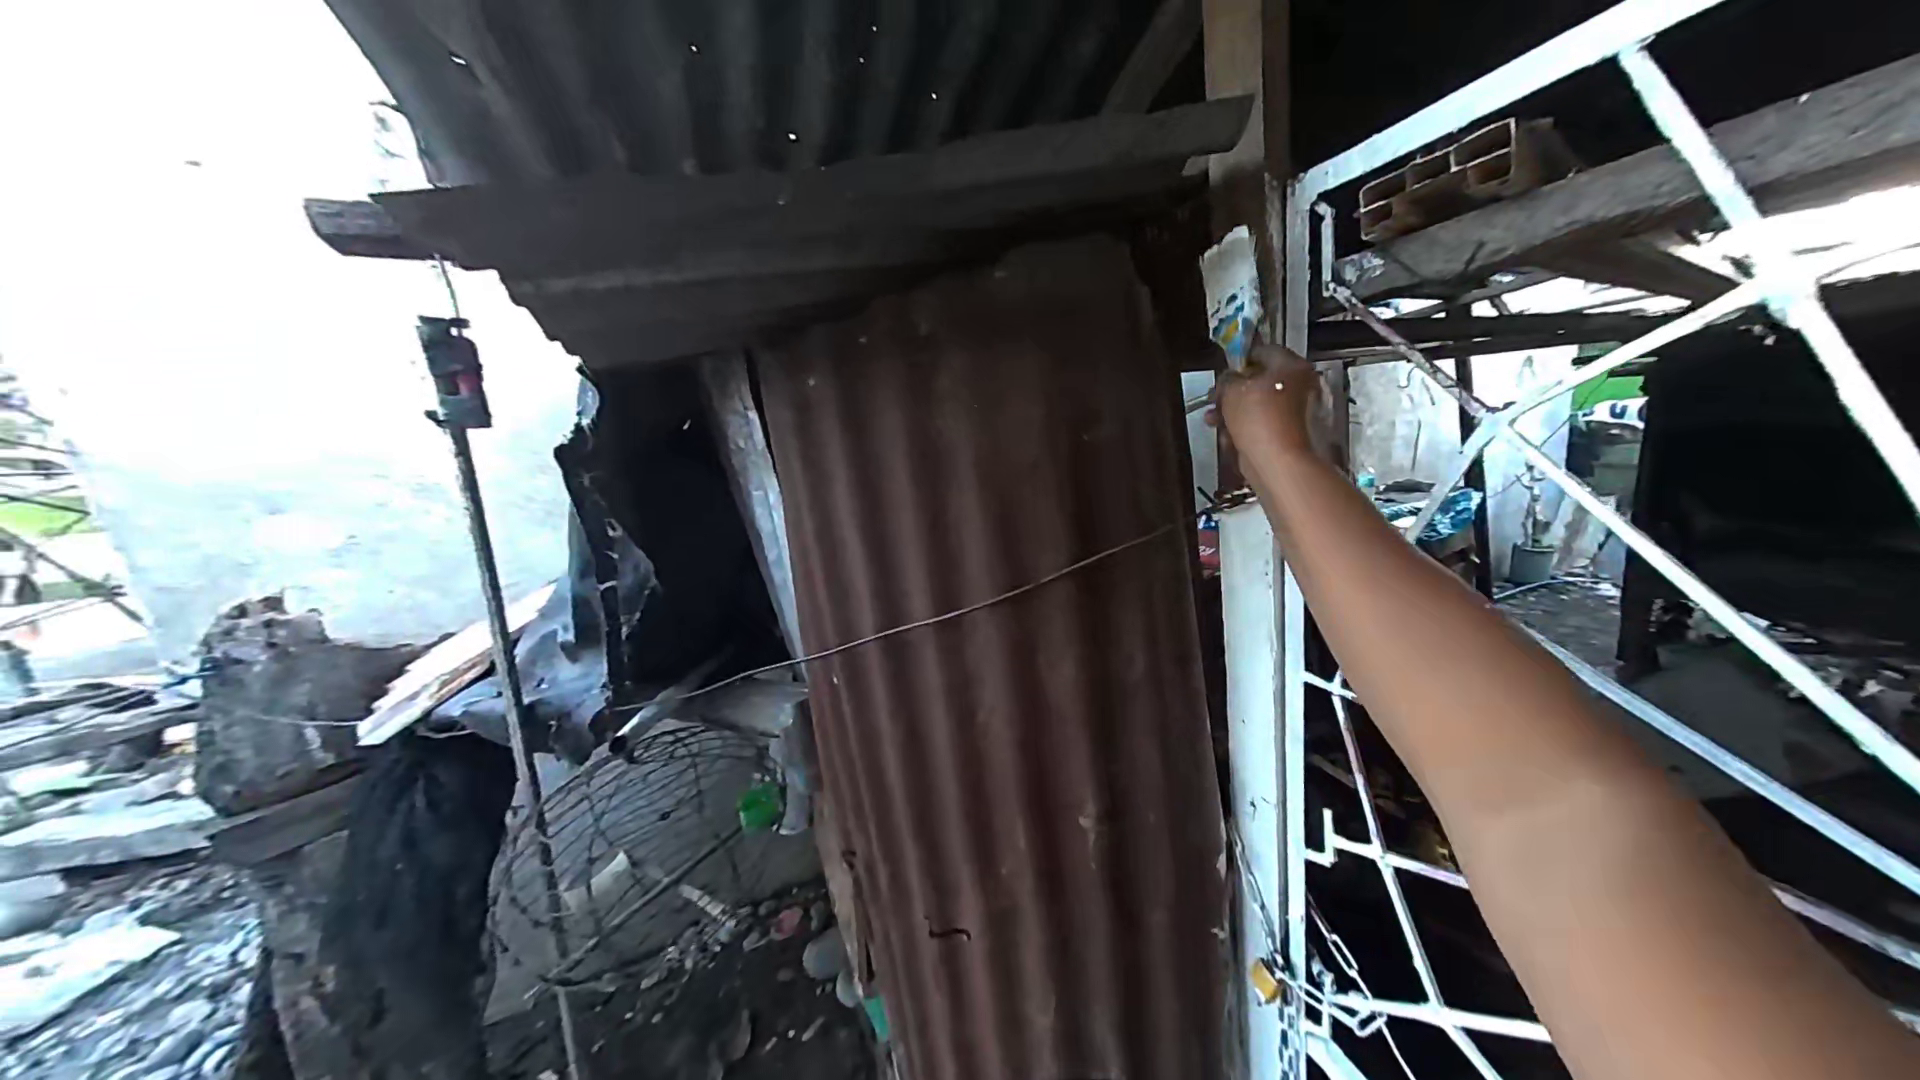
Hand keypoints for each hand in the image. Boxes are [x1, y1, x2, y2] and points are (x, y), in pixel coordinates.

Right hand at [1208, 345, 1318, 458]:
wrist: (1278, 462)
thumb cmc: (1258, 419)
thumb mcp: (1232, 390)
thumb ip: (1227, 378)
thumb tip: (1229, 378)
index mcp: (1293, 367)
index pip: (1265, 351)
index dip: (1240, 359)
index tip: (1223, 370)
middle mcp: (1300, 386)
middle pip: (1260, 381)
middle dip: (1232, 391)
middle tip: (1214, 398)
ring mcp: (1295, 412)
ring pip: (1257, 405)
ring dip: (1232, 411)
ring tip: (1213, 420)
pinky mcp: (1288, 435)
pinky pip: (1261, 425)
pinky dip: (1243, 429)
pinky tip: (1226, 436)